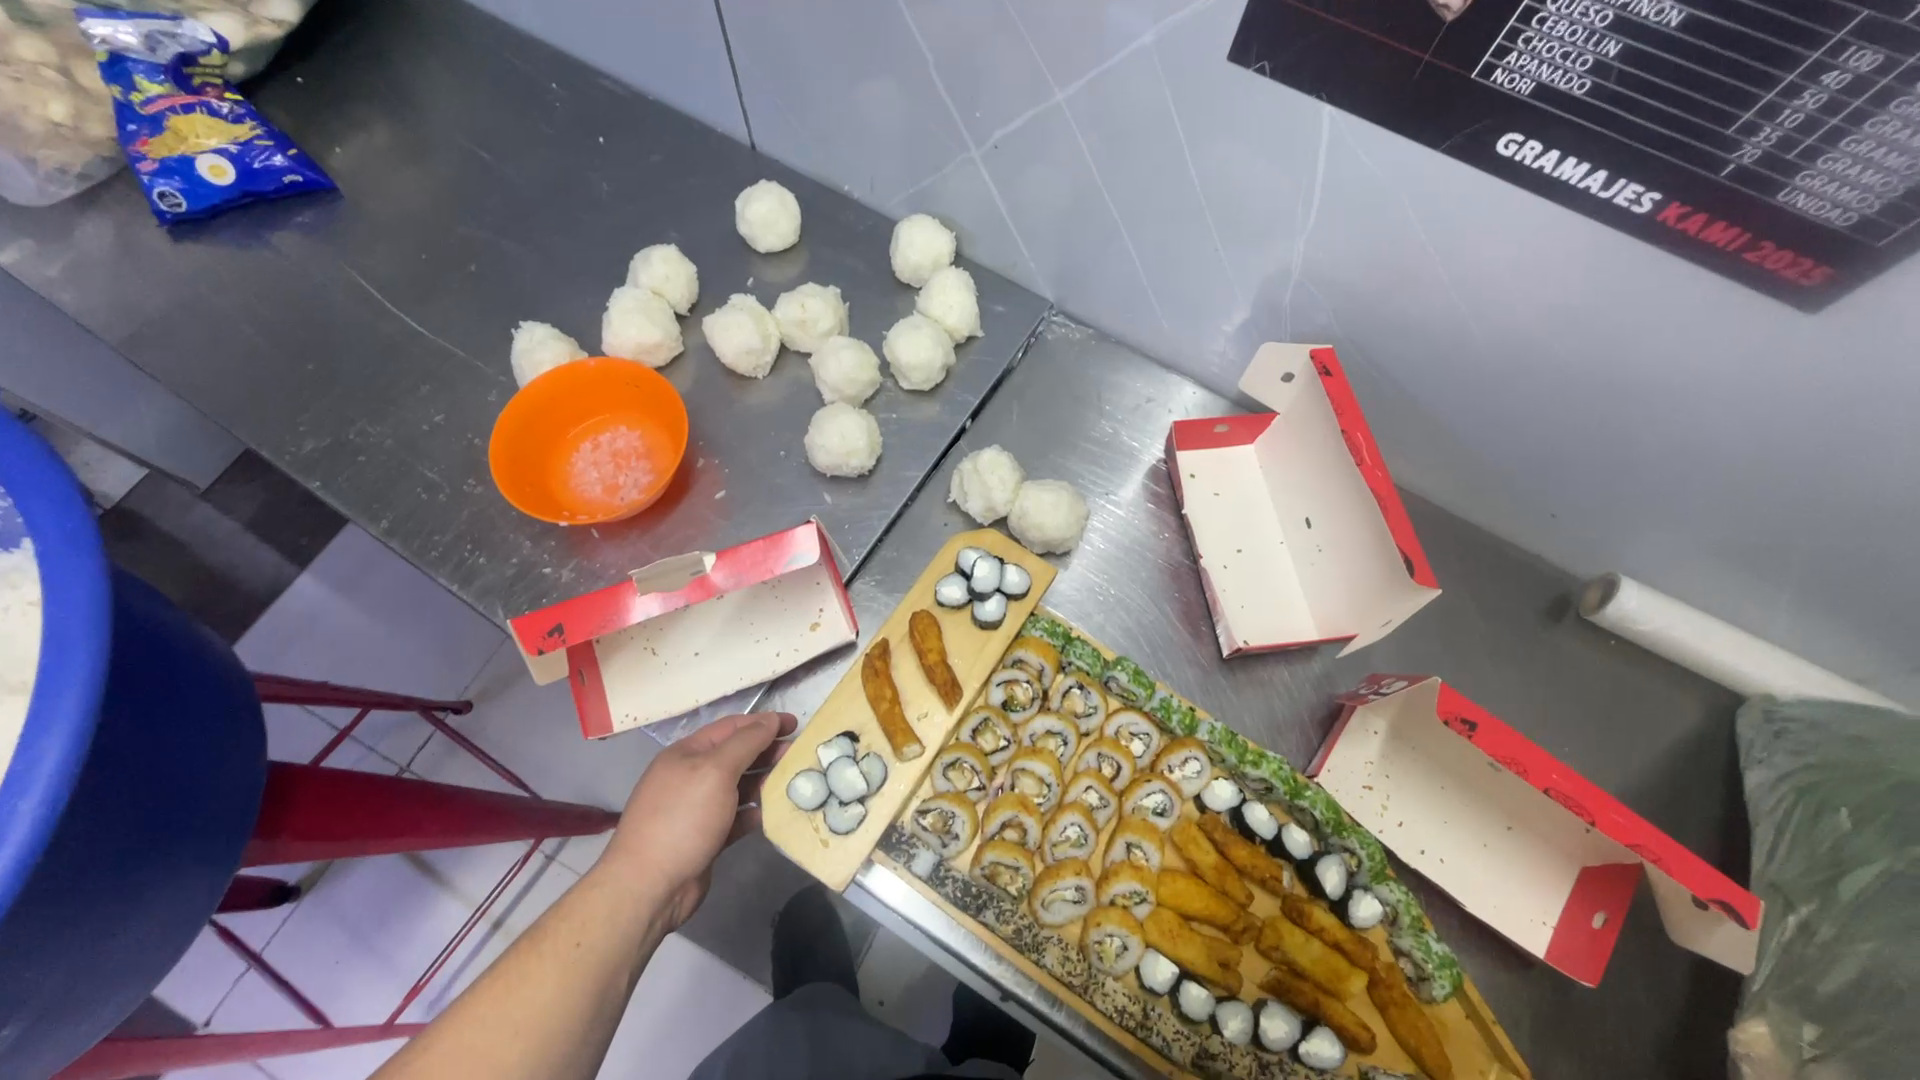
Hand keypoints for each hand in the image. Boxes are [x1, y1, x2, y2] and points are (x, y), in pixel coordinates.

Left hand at [596, 712, 795, 929]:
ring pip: (739, 787)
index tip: (795, 725)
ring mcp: (698, 809)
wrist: (650, 886)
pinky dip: (756, 813)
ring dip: (766, 782)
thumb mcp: (715, 770)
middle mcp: (691, 776)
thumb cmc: (682, 818)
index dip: (763, 723)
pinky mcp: (706, 837)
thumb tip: (770, 720)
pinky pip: (738, 817)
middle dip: (768, 752)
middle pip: (737, 756)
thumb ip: (746, 742)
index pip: (731, 727)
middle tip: (800, 756)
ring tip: (795, 782)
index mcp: (687, 753)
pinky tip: (776, 813)